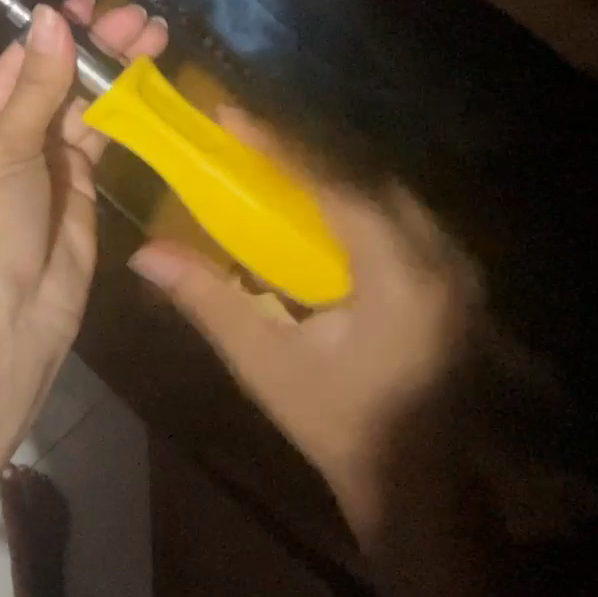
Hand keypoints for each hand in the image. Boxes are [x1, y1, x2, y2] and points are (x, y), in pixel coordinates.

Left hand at [0, 0, 168, 354]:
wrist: (11, 313)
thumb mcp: (3, 150)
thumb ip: (35, 87)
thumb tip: (50, 16)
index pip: (13, 69)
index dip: (48, 35)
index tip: (85, 4)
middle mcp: (8, 141)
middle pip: (52, 82)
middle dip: (90, 48)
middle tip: (135, 15)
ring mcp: (47, 164)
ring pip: (82, 106)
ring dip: (113, 72)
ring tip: (152, 32)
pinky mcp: (83, 186)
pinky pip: (102, 138)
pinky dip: (123, 109)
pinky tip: (148, 78)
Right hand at [127, 113, 477, 545]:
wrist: (417, 480)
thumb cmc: (336, 419)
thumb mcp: (263, 362)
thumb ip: (206, 300)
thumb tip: (143, 253)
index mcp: (400, 278)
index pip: (338, 187)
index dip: (282, 147)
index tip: (232, 116)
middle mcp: (439, 259)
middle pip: (368, 176)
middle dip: (302, 147)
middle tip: (242, 131)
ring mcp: (454, 268)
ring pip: (387, 190)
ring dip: (327, 167)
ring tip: (268, 154)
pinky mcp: (451, 279)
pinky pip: (396, 214)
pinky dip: (349, 194)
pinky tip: (313, 198)